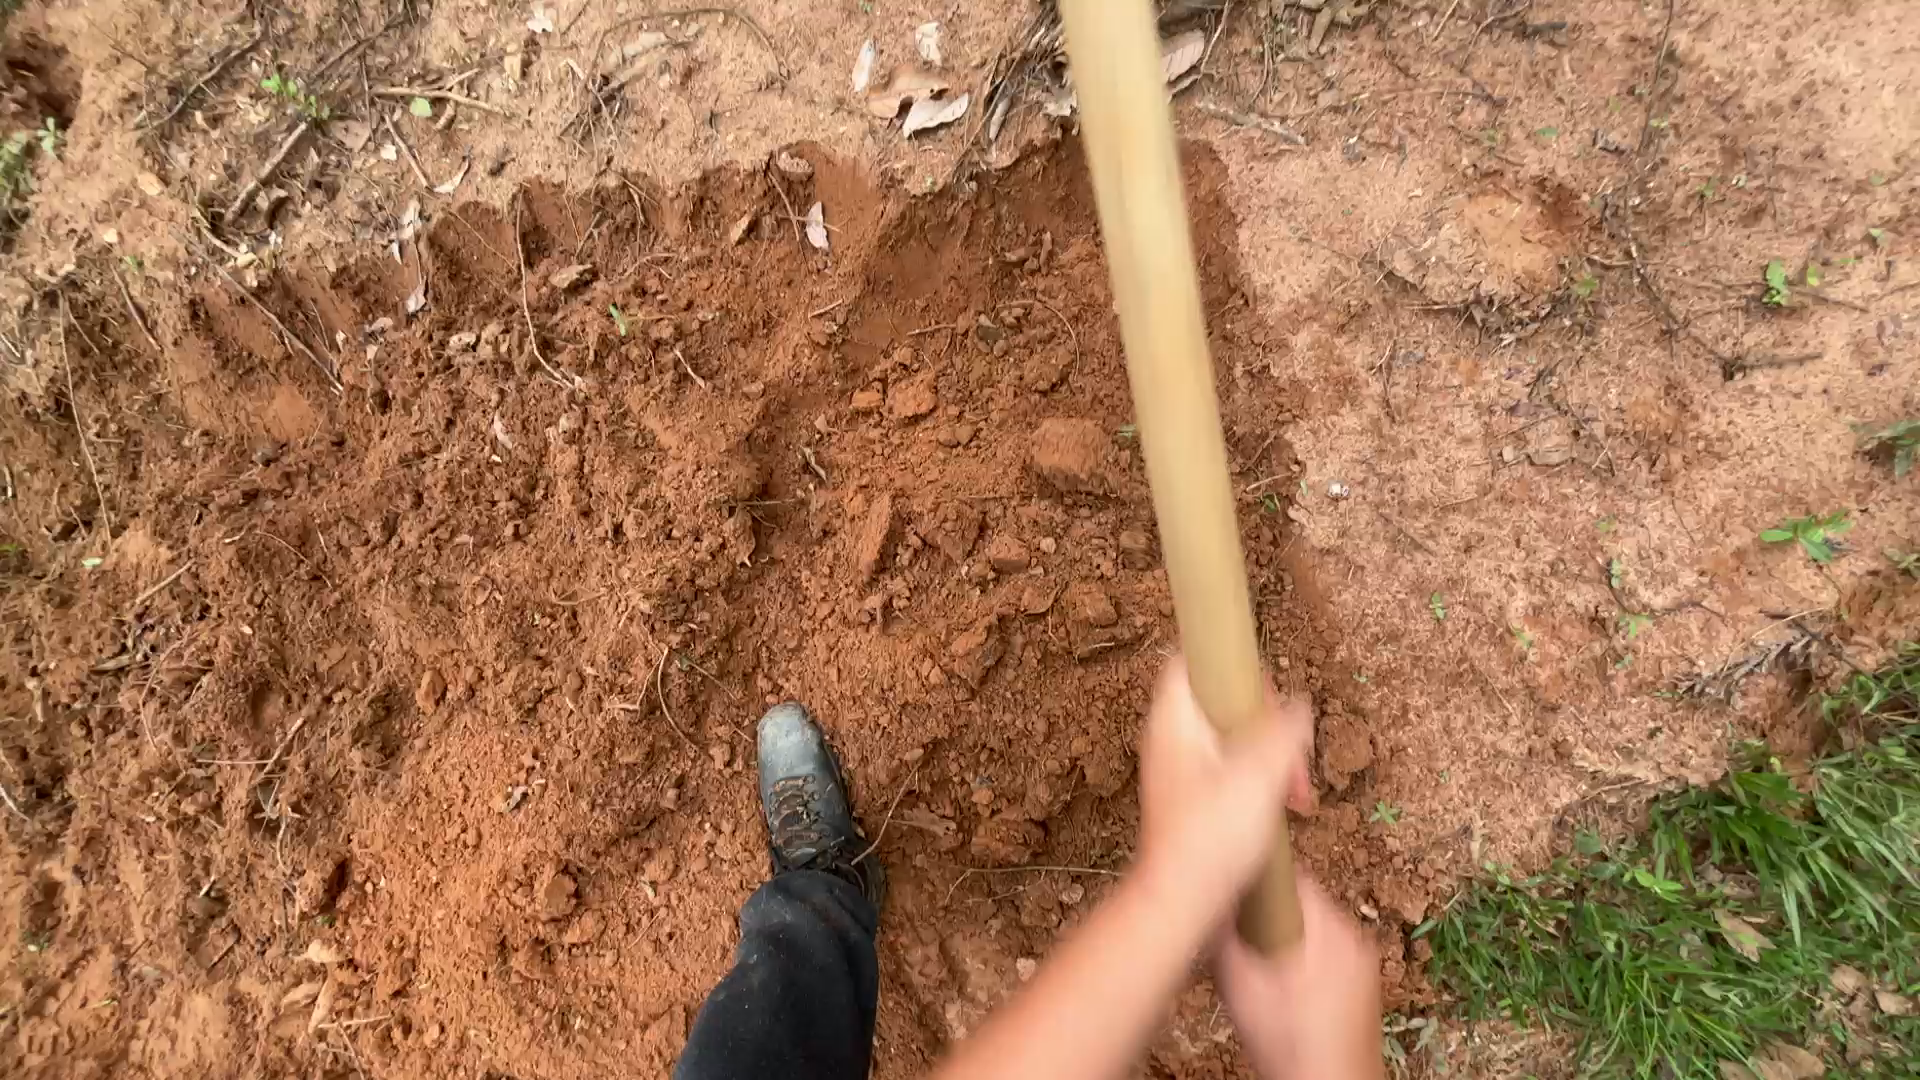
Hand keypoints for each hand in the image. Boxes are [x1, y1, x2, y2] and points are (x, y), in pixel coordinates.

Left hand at [1136, 657, 1313, 929]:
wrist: (1180, 900)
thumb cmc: (1209, 838)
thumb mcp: (1257, 777)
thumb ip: (1281, 734)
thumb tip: (1297, 705)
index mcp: (1174, 719)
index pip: (1191, 662)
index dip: (1230, 666)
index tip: (1266, 692)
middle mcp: (1170, 736)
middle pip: (1221, 702)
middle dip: (1267, 724)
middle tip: (1294, 755)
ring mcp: (1179, 766)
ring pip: (1231, 739)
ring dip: (1270, 758)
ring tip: (1296, 792)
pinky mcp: (1192, 795)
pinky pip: (1229, 769)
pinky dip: (1258, 780)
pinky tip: (1283, 807)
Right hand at [1215, 877, 1383, 1079]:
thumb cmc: (1291, 1043)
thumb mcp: (1238, 981)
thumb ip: (1220, 930)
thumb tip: (1206, 897)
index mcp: (1331, 927)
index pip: (1287, 874)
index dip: (1254, 878)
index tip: (1232, 890)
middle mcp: (1354, 938)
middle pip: (1297, 901)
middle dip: (1265, 913)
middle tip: (1239, 934)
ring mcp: (1362, 964)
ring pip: (1308, 927)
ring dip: (1280, 936)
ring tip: (1257, 964)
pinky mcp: (1361, 986)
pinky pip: (1322, 951)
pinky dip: (1298, 958)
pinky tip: (1278, 987)